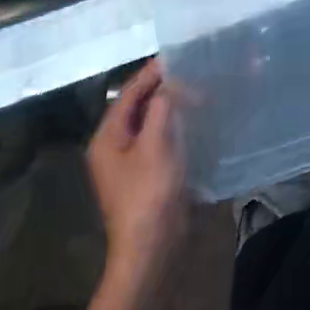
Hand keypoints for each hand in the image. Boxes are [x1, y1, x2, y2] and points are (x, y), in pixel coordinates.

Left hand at [88, 59, 188, 286]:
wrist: (151, 254)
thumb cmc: (149, 196)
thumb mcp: (156, 145)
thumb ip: (163, 108)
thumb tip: (171, 83)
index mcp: (107, 137)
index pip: (129, 93)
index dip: (153, 73)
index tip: (179, 56)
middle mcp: (114, 147)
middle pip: (140, 107)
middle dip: (165, 89)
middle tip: (196, 72)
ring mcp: (132, 165)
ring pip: (153, 125)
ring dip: (174, 108)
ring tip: (202, 92)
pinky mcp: (149, 179)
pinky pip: (163, 143)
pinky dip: (179, 129)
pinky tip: (200, 125)